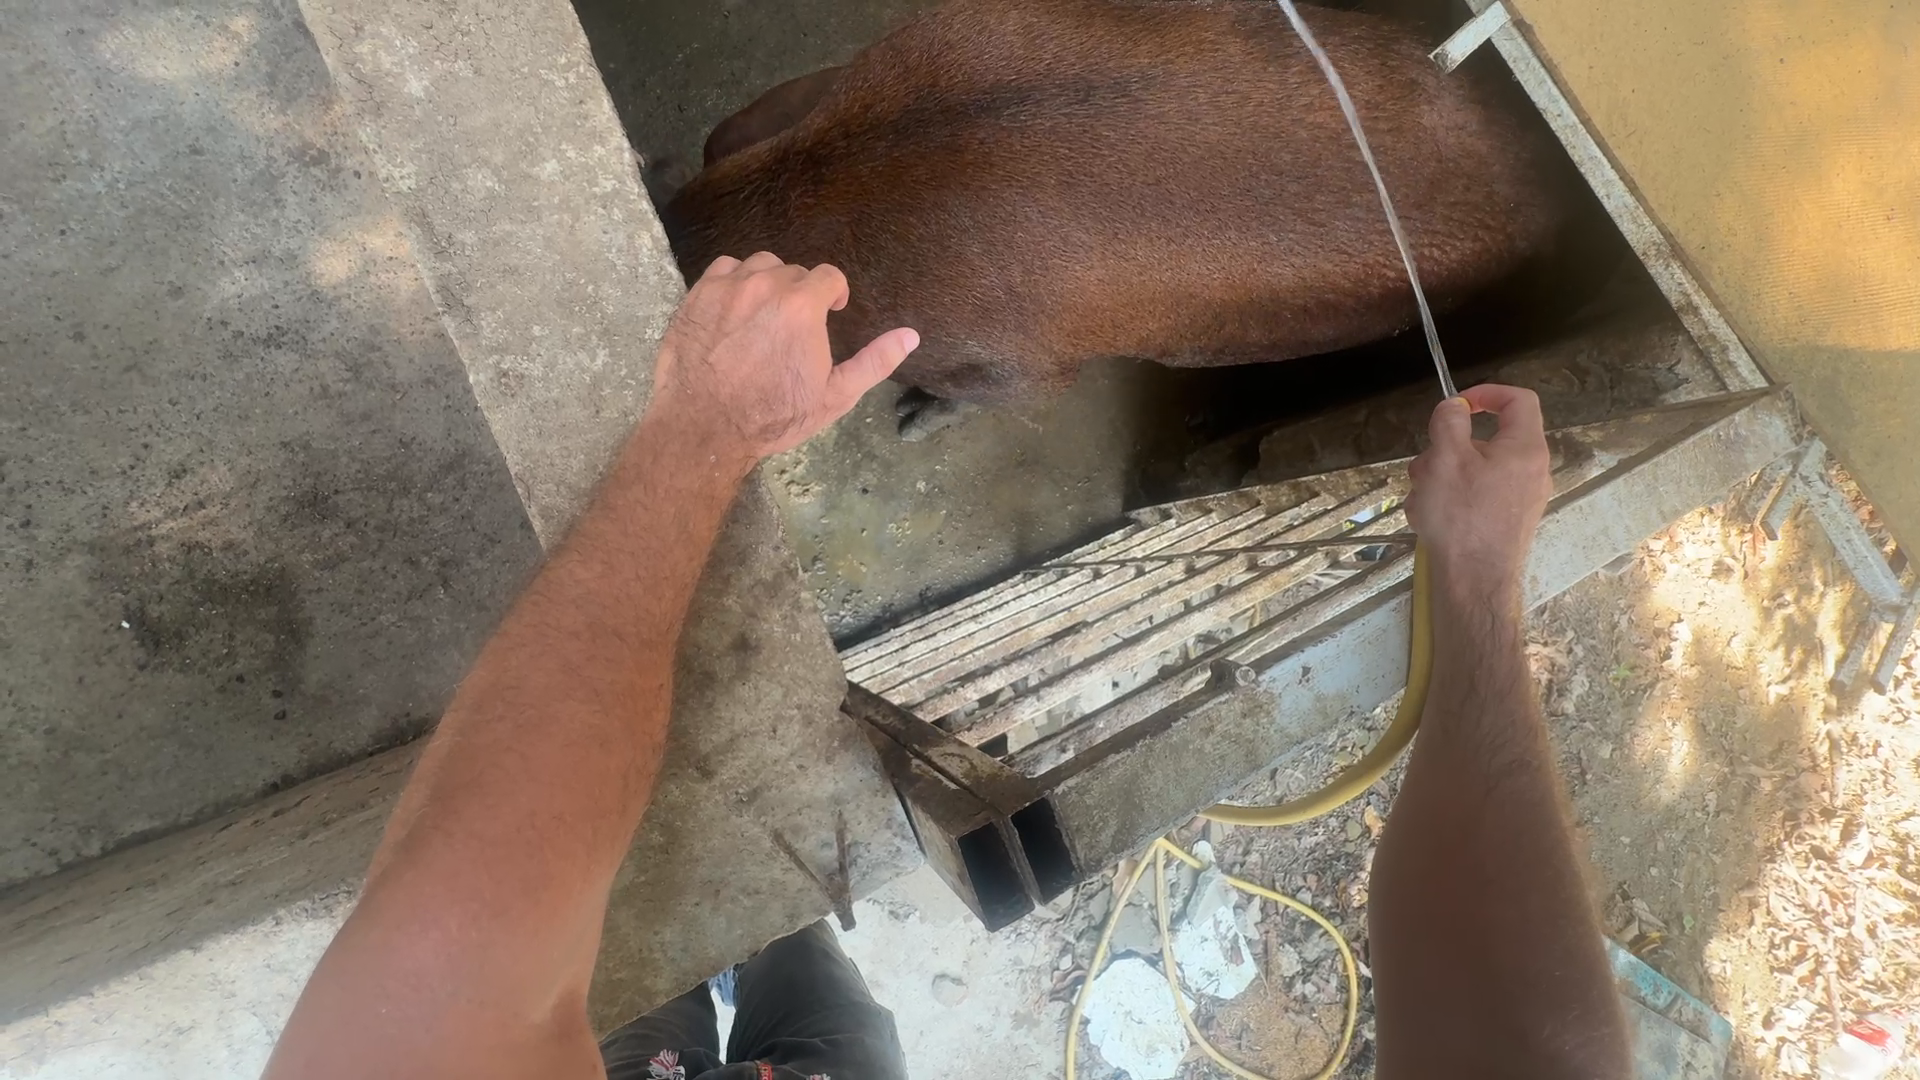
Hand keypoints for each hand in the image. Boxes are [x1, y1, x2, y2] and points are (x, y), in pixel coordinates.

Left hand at [645, 252, 918, 468]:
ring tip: (768, 314)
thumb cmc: (775, 416)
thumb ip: (874, 362)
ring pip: (759, 265)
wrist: (706, 426)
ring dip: (770, 283)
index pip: (828, 275)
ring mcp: (727, 287)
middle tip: (797, 326)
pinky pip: (725, 270)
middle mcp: (765, 285)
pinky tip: (738, 311)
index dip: (835, 293)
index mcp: (802, 307)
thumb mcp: (834, 396)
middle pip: (794, 271)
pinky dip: (736, 283)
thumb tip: (911, 335)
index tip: (832, 312)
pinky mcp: (697, 295)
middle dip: (802, 293)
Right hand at [1405, 384, 1551, 601]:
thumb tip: (1453, 406)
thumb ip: (1448, 424)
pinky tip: (1431, 517)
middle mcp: (1530, 469)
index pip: (1518, 400)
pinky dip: (1448, 499)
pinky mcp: (1504, 518)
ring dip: (1439, 477)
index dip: (1485, 393)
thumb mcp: (1445, 460)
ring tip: (1422, 500)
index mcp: (1524, 448)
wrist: (1474, 577)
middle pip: (1483, 440)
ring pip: (1471, 469)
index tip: (1453, 406)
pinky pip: (1473, 495)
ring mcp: (1519, 496)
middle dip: (1445, 449)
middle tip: (1424, 468)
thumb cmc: (1461, 515)